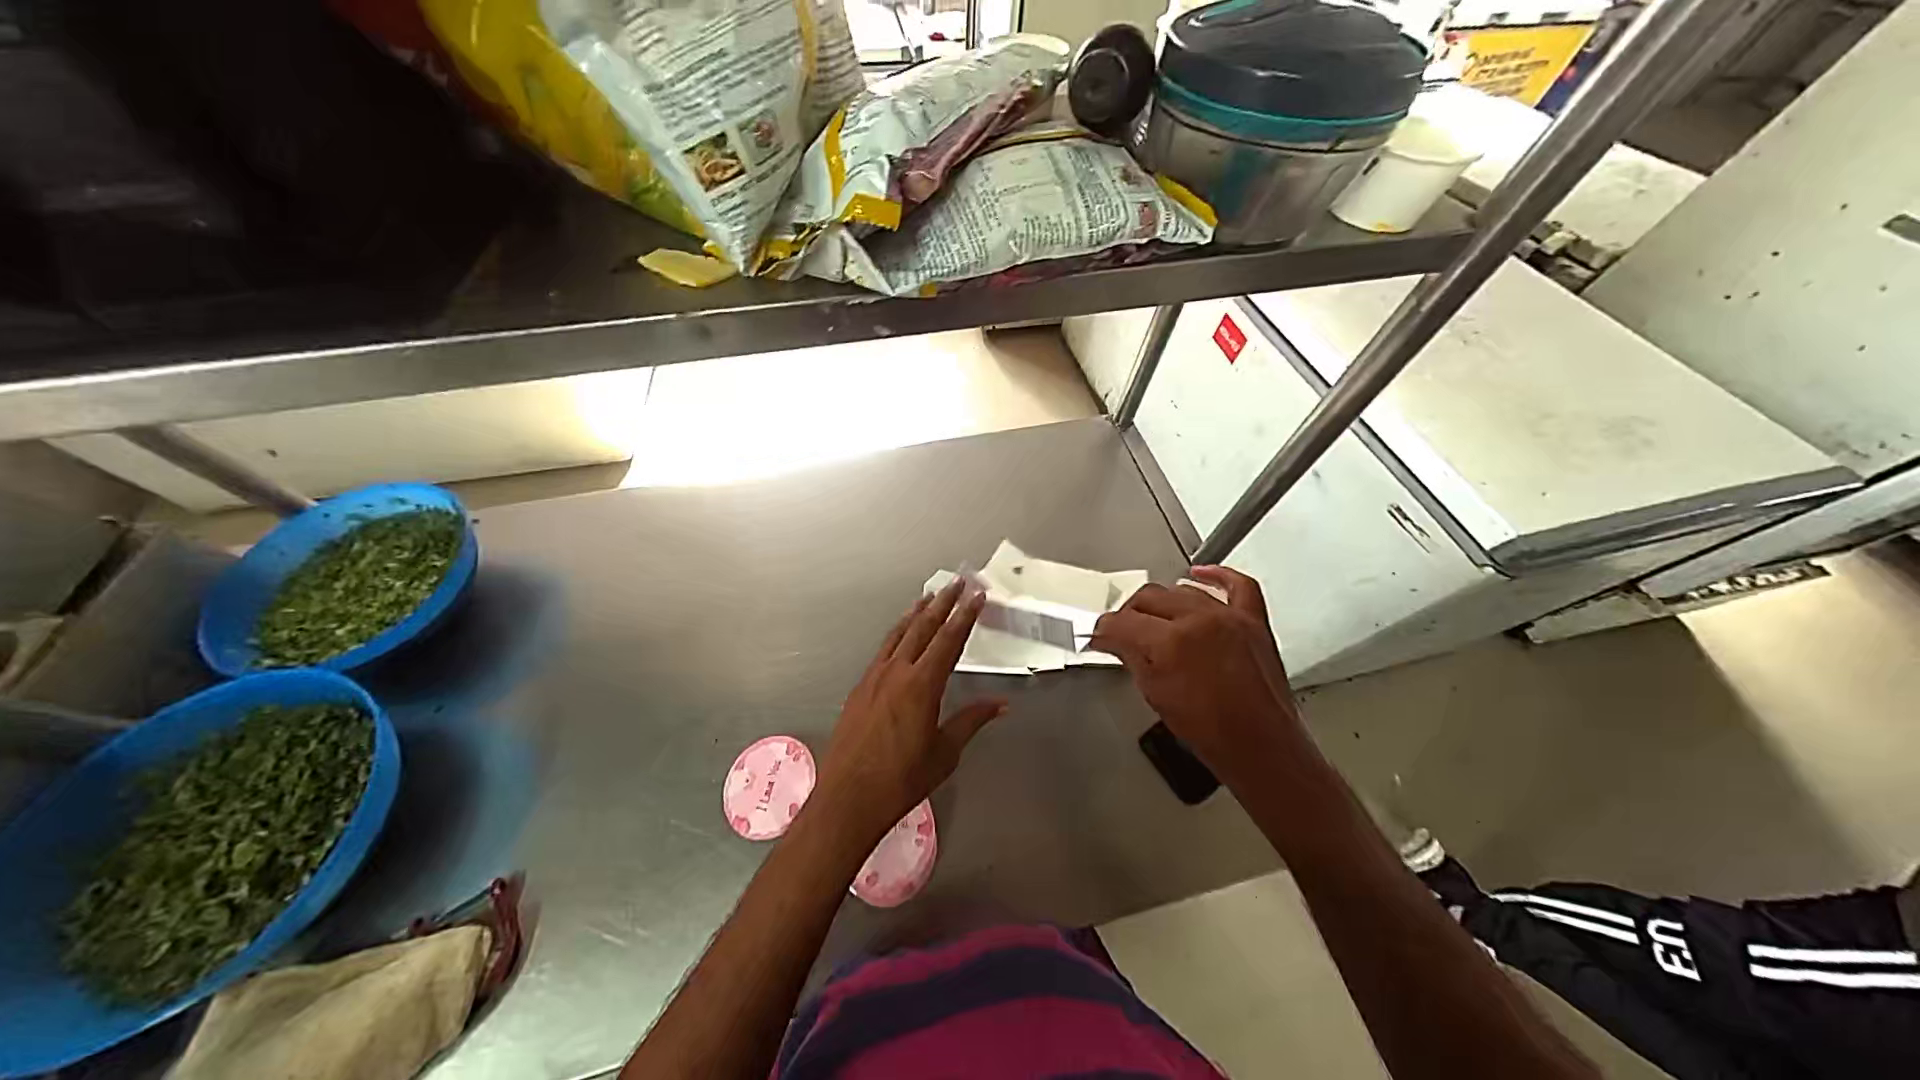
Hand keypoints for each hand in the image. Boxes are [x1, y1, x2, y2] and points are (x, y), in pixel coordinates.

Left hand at [807, 580, 1006, 847]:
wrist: (849, 798)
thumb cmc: (902, 779)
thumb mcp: (945, 751)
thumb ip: (971, 720)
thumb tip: (1000, 705)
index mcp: (922, 684)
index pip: (949, 640)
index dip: (965, 616)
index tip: (976, 596)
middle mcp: (896, 672)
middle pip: (922, 628)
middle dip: (942, 603)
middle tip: (957, 583)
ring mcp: (873, 678)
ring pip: (898, 635)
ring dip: (916, 614)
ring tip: (928, 598)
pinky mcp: (859, 689)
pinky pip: (882, 651)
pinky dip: (896, 635)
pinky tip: (900, 636)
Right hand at [1090, 565, 1302, 780]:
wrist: (1260, 746)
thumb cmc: (1215, 732)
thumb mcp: (1155, 695)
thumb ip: (1133, 659)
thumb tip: (1118, 643)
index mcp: (1170, 642)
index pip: (1121, 622)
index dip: (1104, 631)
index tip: (1100, 636)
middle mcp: (1199, 621)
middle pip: (1149, 598)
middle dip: (1128, 614)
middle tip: (1120, 630)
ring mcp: (1229, 618)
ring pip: (1182, 590)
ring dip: (1162, 601)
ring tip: (1152, 616)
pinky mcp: (1252, 621)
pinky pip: (1237, 585)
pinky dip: (1217, 576)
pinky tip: (1200, 574)